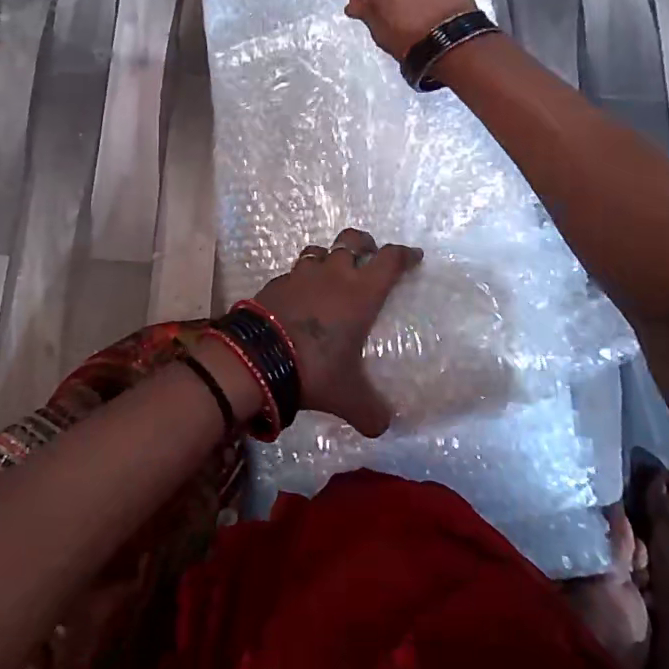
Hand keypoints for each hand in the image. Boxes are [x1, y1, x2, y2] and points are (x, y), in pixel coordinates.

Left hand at [251, 228, 421, 437]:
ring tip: (331, 275)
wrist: (255, 359)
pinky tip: (298, 298)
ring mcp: (299, 275)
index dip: (404, 254)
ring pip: (318, 251)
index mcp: (360, 292)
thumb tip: (382, 428)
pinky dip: (300, 280)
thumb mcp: (347, 397)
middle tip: (369, 255)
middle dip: (364, 244)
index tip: (413, 257)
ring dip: (328, 258)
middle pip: (352, 240)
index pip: (390, 260)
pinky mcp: (274, 284)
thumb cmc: (314, 368)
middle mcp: (332, 275)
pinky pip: (292, 273)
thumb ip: (369, 411)